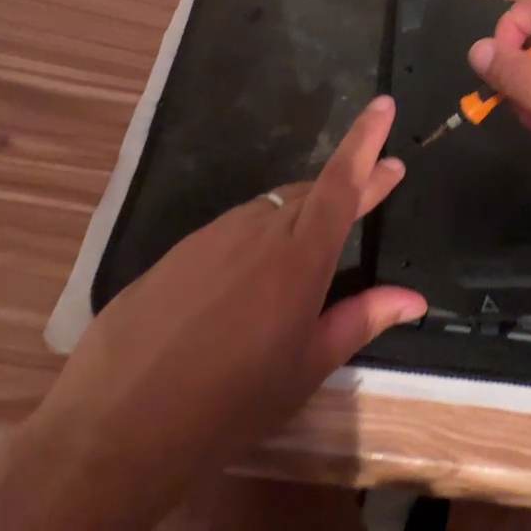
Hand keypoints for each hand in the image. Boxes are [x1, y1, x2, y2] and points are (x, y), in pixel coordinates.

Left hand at [0, 96, 425, 530]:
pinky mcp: (177, 253)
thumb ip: (362, 320)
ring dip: (302, 213)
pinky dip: (259, 236)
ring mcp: (211, 237)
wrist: (118, 425)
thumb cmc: (231, 403)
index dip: (366, 140)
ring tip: (318, 241)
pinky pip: (232, 230)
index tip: (384, 104)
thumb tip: (413, 297)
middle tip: (377, 184)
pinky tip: (253, 273)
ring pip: (270, 209)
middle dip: (348, 184)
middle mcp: (257, 230)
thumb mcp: (307, 367)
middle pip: (310, 192)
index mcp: (299, 256)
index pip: (342, 182)